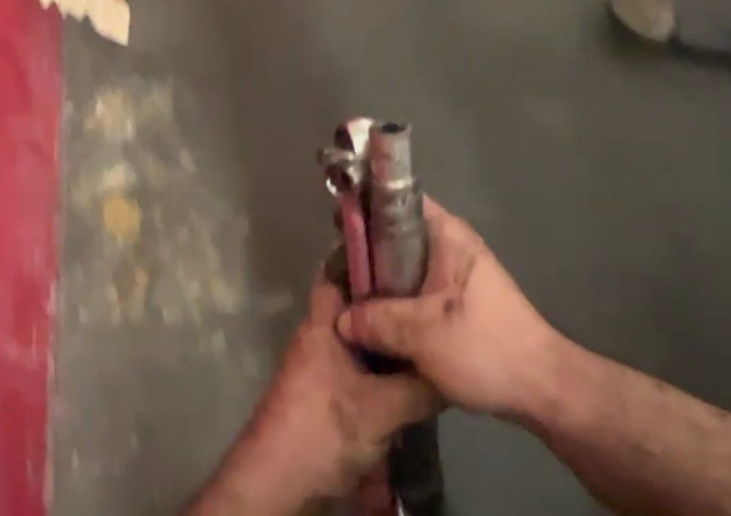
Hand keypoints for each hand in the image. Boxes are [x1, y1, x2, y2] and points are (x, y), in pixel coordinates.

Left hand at [187, 272, 440, 514]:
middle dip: (391, 297)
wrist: (278, 485)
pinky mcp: (332, 394)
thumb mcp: (379, 410)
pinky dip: (387, 365)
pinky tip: (416, 370)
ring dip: (391, 335)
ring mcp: (324, 366)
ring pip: (363, 336)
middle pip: (358, 304)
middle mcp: (321, 337)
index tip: (405, 246)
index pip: (339, 269)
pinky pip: (364, 365)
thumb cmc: (321, 430)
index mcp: (323, 324)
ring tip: (432, 326)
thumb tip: (452, 367)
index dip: (367, 254)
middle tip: (431, 291)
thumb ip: (418, 388)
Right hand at [337, 198, 562, 419]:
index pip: (400, 200)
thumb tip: (340, 319)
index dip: (367, 204)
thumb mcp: (423, 333)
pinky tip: (371, 322)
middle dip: (365, 251)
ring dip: (378, 282)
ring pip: (404, 268)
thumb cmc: (485, 346)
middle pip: (397, 235)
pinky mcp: (456, 305)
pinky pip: (414, 292)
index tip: (336, 222)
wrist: (540, 387)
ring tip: (345, 297)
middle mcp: (452, 247)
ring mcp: (455, 277)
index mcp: (448, 236)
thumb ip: (377, 320)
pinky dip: (393, 302)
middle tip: (333, 270)